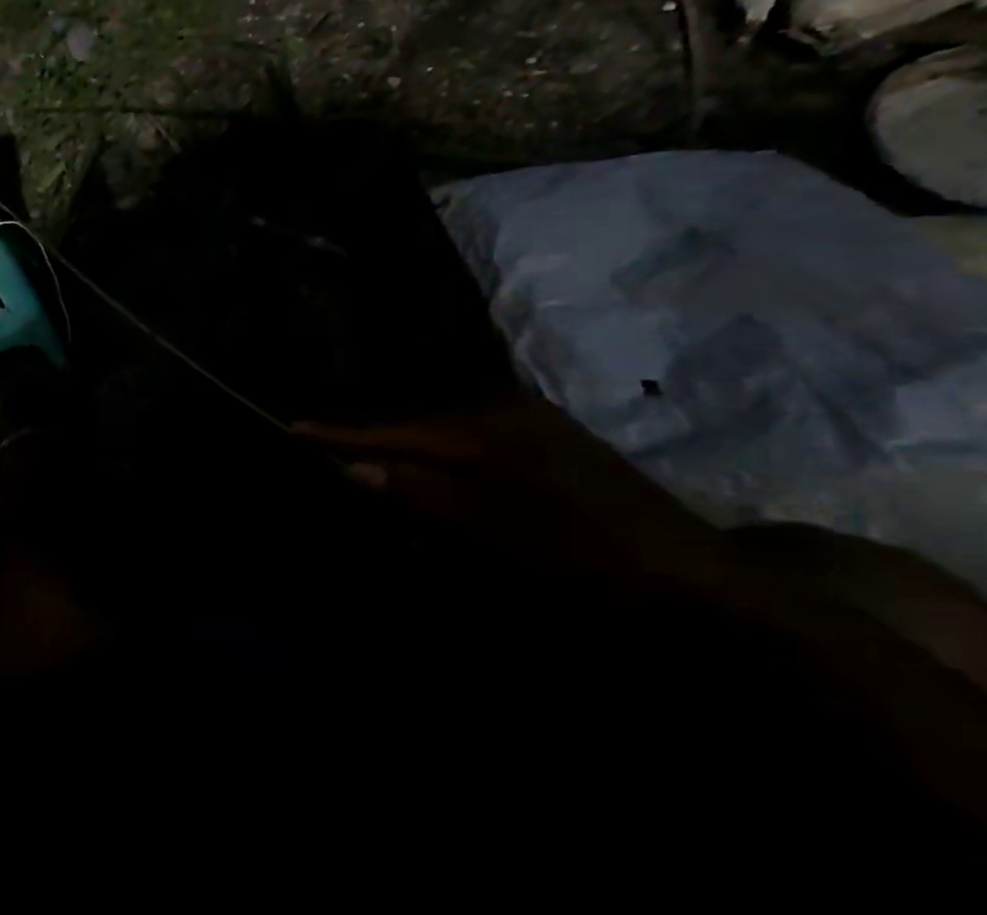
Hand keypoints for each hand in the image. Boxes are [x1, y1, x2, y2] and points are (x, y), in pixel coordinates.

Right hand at [296, 395, 731, 584]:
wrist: (691, 575)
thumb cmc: (586, 555)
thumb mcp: (496, 527)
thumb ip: (424, 490)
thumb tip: (356, 466)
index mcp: (492, 426)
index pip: (400, 429)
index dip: (345, 432)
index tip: (295, 426)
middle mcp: (508, 410)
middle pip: (418, 424)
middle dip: (369, 435)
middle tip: (322, 441)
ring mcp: (532, 422)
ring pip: (445, 430)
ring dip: (404, 444)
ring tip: (361, 451)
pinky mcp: (548, 439)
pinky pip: (473, 438)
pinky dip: (440, 451)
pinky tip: (429, 462)